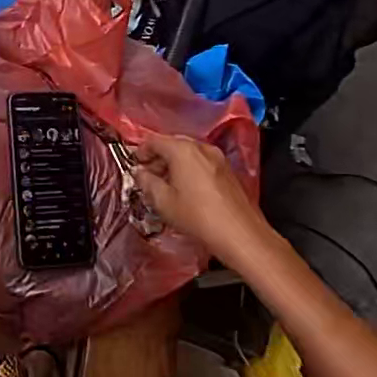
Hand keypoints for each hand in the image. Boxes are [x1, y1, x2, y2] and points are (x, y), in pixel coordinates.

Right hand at [132, 132, 272, 264]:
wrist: (241, 235)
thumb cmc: (198, 217)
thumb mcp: (163, 202)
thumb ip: (146, 182)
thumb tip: (140, 173)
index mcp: (182, 150)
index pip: (154, 141)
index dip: (141, 151)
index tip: (135, 164)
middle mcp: (201, 147)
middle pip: (172, 144)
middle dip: (158, 158)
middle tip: (148, 175)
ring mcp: (218, 158)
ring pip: (189, 153)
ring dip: (174, 164)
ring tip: (166, 185)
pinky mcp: (228, 171)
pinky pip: (202, 162)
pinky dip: (190, 169)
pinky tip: (187, 189)